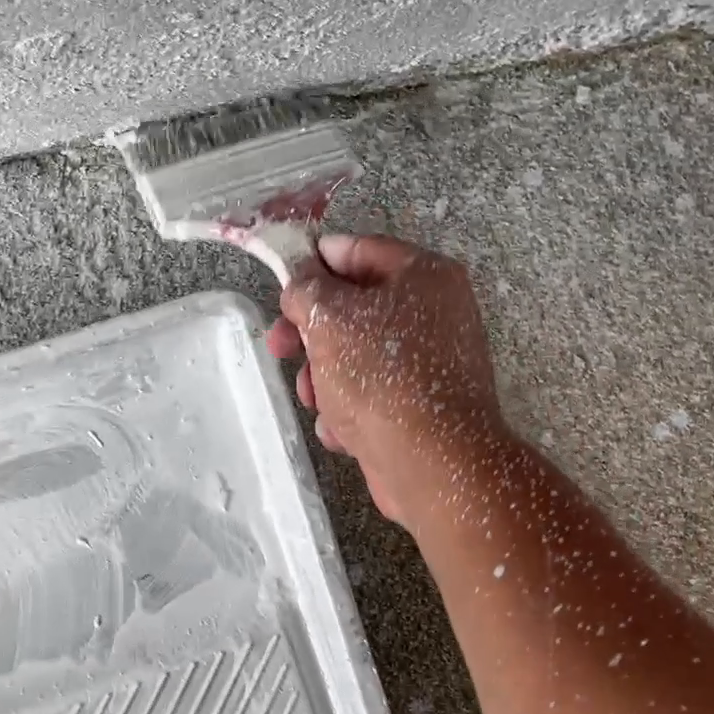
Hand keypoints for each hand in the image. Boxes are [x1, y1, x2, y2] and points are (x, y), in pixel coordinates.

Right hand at [267, 234, 504, 525]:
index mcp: (425, 275)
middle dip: (310, 331)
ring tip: (315, 400)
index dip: (314, 263)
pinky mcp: (423, 406)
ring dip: (324, 377)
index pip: (358, 250)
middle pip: (354, 306)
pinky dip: (350, 409)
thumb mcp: (330, 317)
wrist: (434, 464)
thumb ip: (306, 287)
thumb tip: (302, 277)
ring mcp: (431, 361)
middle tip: (278, 346)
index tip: (280, 284)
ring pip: (356, 354)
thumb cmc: (381, 376)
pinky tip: (340, 430)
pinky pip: (373, 393)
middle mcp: (435, 311)